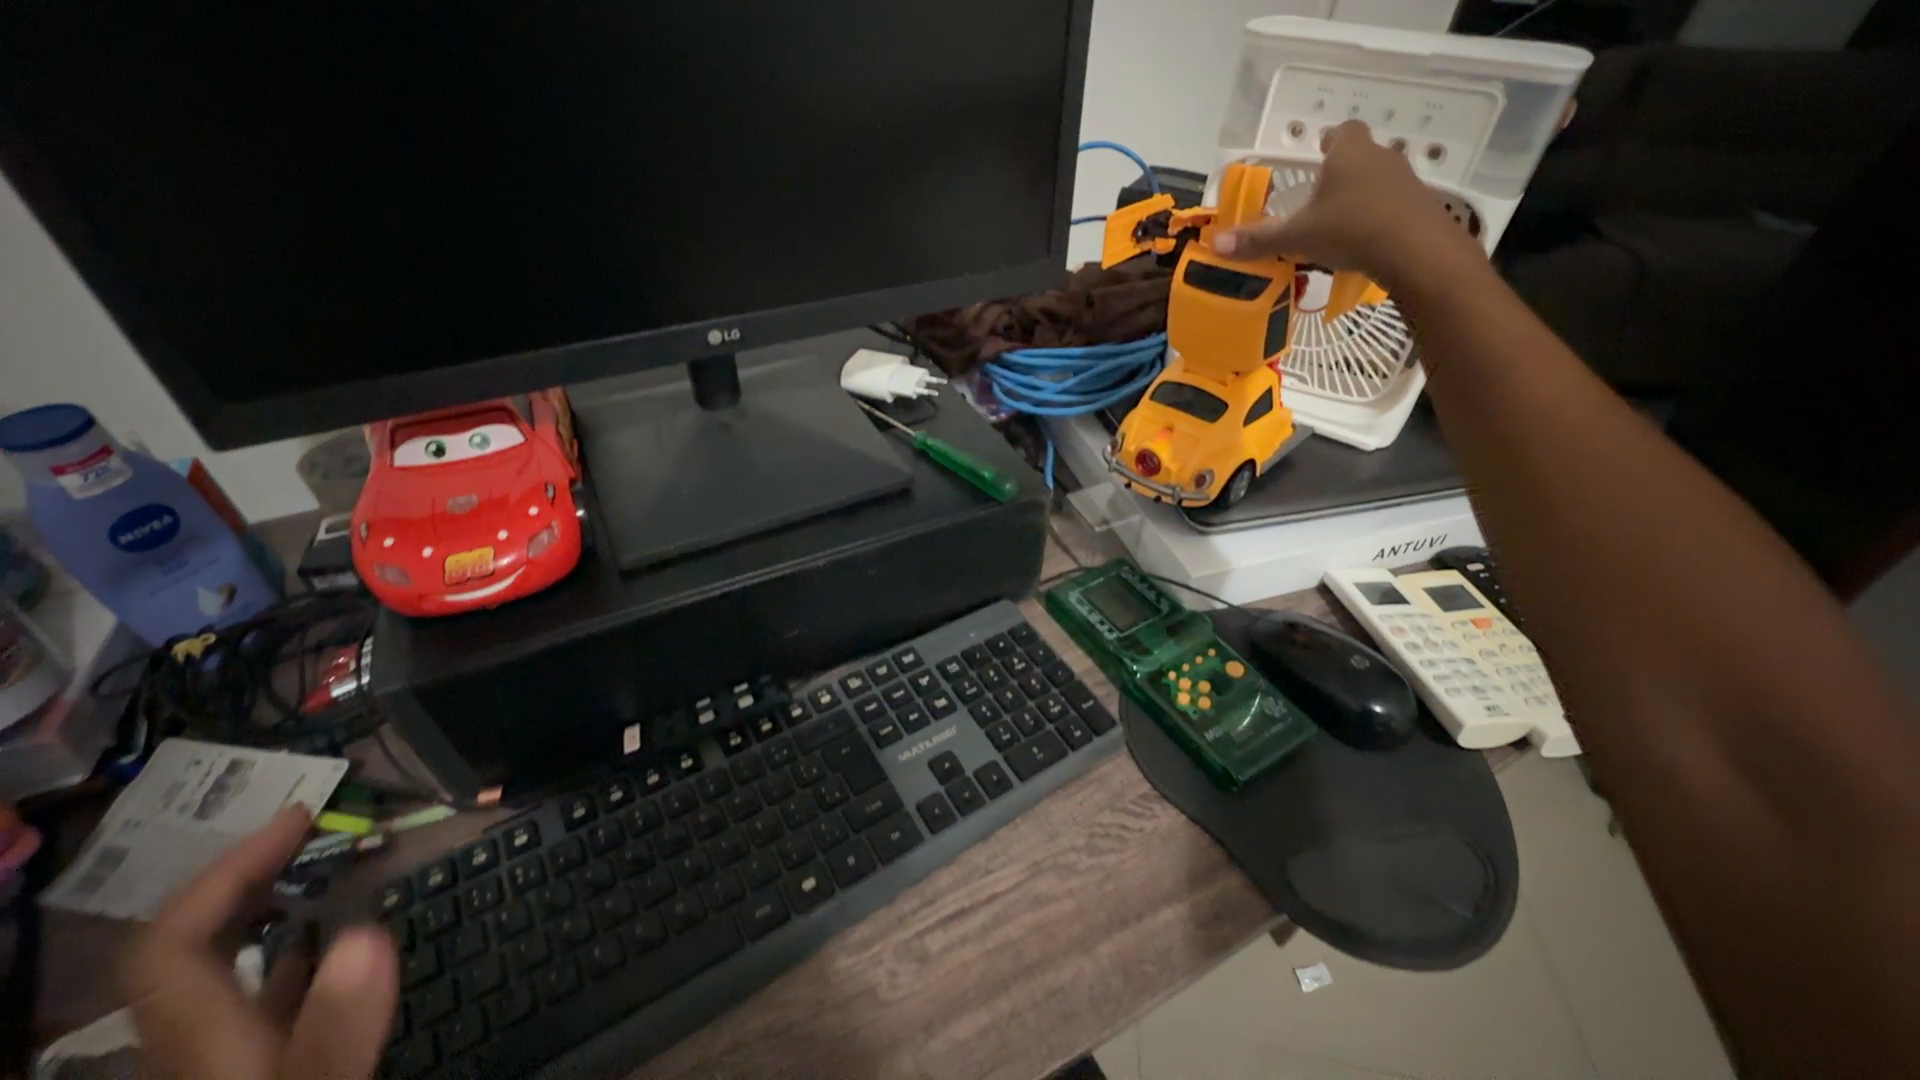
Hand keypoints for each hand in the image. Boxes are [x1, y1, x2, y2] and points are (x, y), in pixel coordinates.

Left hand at [122, 805, 399, 1079]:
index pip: (173, 945)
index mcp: (204, 1054)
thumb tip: (362, 934)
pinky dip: (290, 967)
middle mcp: (197, 1059)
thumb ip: (331, 1039)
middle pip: (184, 957)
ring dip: (264, 919)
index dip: (225, 873)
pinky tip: (326, 962)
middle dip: (241, 884)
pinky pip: (257, 1011)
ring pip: (220, 983)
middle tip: (305, 839)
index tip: (298, 821)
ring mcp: (222, 1074)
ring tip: (319, 881)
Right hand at [1212, 120, 1482, 291]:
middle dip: (1343, 171)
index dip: (1328, 142)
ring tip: (1342, 224)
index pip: (1340, 131)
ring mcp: (1405, 179)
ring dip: (1362, 195)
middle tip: (1322, 197)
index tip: (1318, 157)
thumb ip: (1259, 240)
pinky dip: (1381, 216)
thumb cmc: (1351, 230)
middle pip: (1361, 154)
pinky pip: (1395, 204)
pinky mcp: (1421, 204)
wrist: (1415, 251)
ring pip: (1379, 179)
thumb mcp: (1297, 238)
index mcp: (1348, 153)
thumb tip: (1216, 243)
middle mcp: (1379, 156)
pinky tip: (1366, 241)